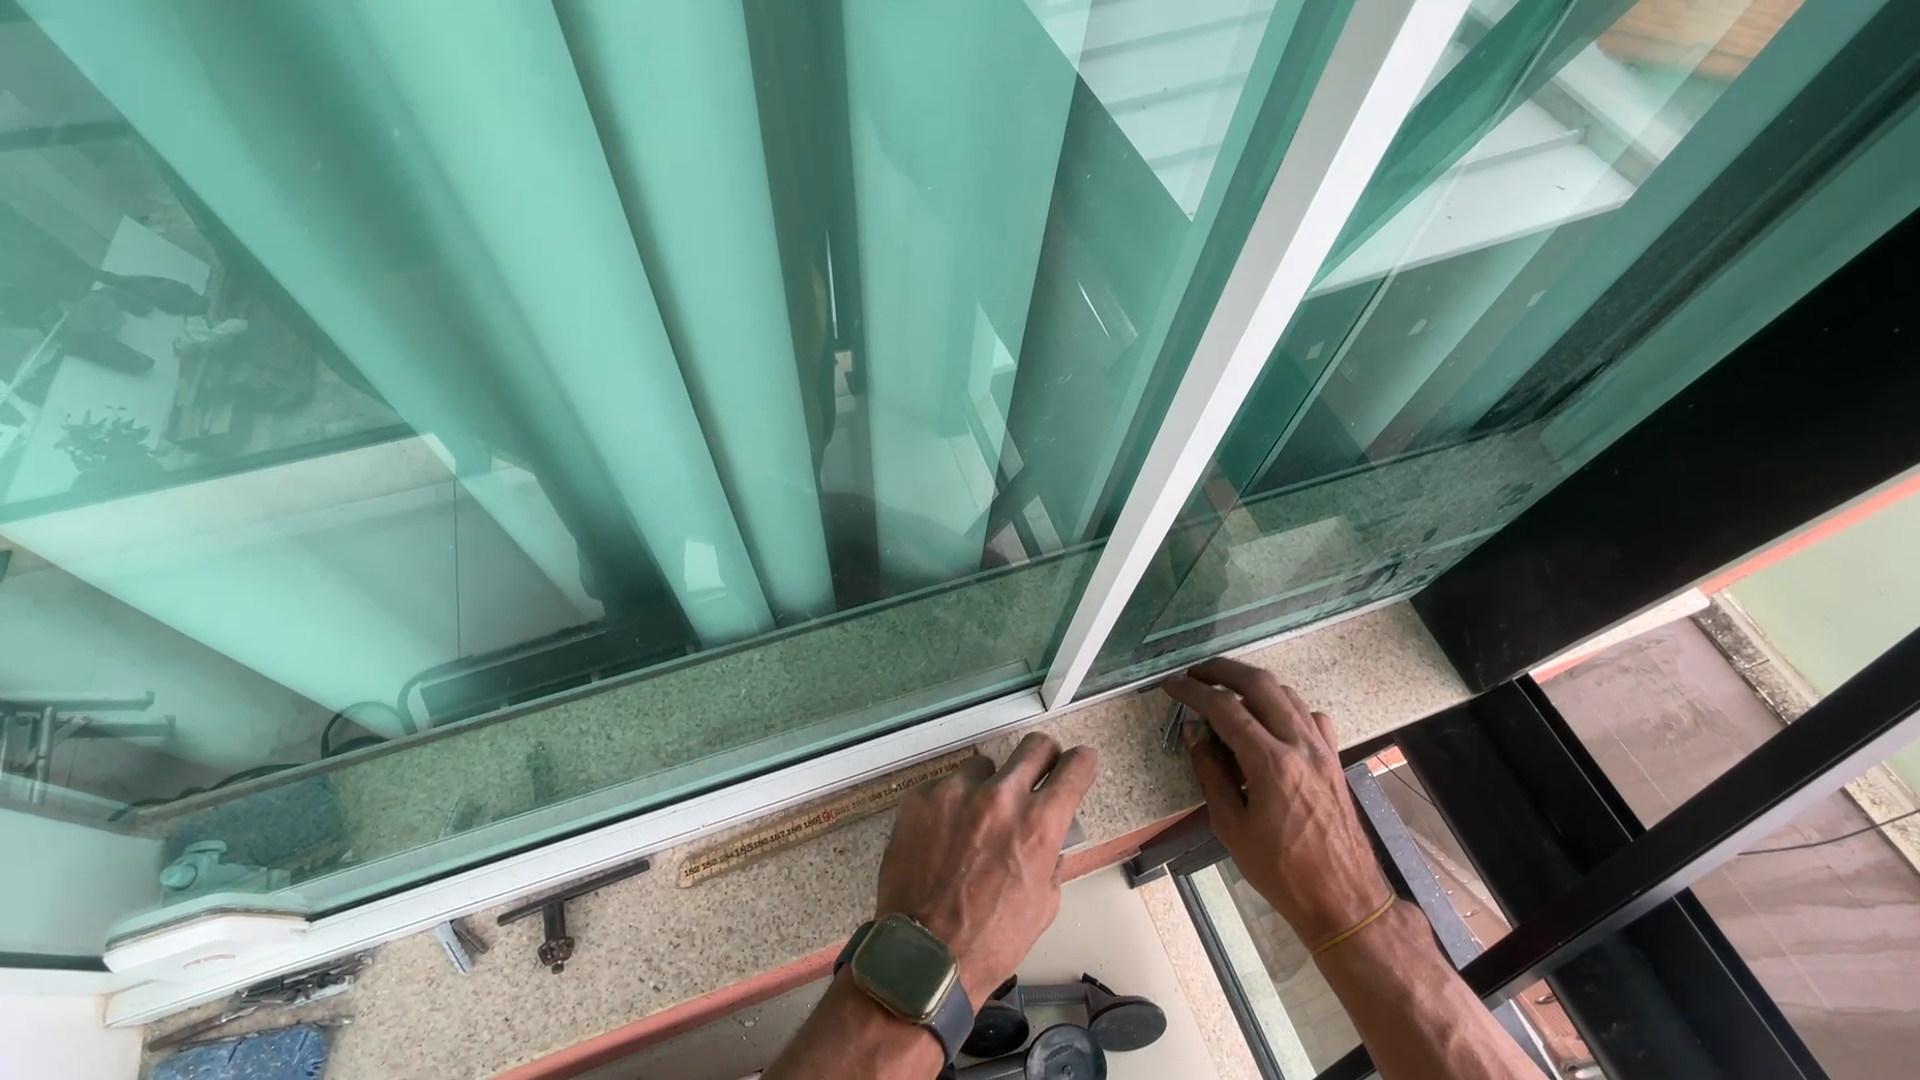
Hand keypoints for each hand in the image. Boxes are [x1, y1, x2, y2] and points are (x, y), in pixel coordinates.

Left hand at [873, 733, 1097, 1005]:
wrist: (925, 955)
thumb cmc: (991, 939)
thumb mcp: (1044, 902)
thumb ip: (1050, 855)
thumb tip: (1049, 834)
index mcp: (1039, 824)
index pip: (1075, 767)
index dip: (1081, 763)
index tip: (1078, 763)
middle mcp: (1000, 798)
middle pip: (1035, 746)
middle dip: (1042, 758)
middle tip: (1036, 774)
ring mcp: (956, 793)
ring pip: (984, 767)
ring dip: (987, 787)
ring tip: (975, 822)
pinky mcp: (921, 798)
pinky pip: (945, 787)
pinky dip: (950, 805)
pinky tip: (943, 836)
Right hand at [1164, 659, 1391, 946]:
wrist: (1344, 899)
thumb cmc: (1281, 871)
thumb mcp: (1231, 827)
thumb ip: (1210, 772)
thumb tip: (1193, 731)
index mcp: (1272, 763)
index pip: (1225, 708)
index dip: (1193, 691)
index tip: (1171, 684)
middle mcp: (1301, 745)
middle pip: (1260, 684)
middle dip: (1223, 670)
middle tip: (1195, 672)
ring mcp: (1322, 749)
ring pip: (1287, 694)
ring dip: (1253, 684)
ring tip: (1225, 689)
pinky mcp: (1334, 759)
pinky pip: (1309, 716)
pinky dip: (1284, 706)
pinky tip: (1270, 720)